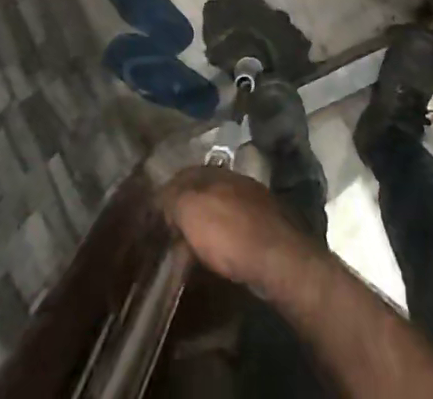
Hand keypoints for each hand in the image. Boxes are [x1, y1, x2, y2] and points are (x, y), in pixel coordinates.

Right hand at [158, 166, 323, 293]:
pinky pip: (234, 227)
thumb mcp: (192, 210)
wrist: (278, 259)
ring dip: (205, 223)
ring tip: (189, 245)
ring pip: (221, 208)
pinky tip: (215, 252)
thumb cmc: (229, 233)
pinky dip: (221, 236)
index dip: (169, 191)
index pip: (187, 173)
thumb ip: (175, 197)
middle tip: (170, 231)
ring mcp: (255, 203)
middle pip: (205, 190)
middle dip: (188, 207)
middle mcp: (238, 182)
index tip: (155, 213)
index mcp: (220, 174)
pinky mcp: (266, 227)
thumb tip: (166, 197)